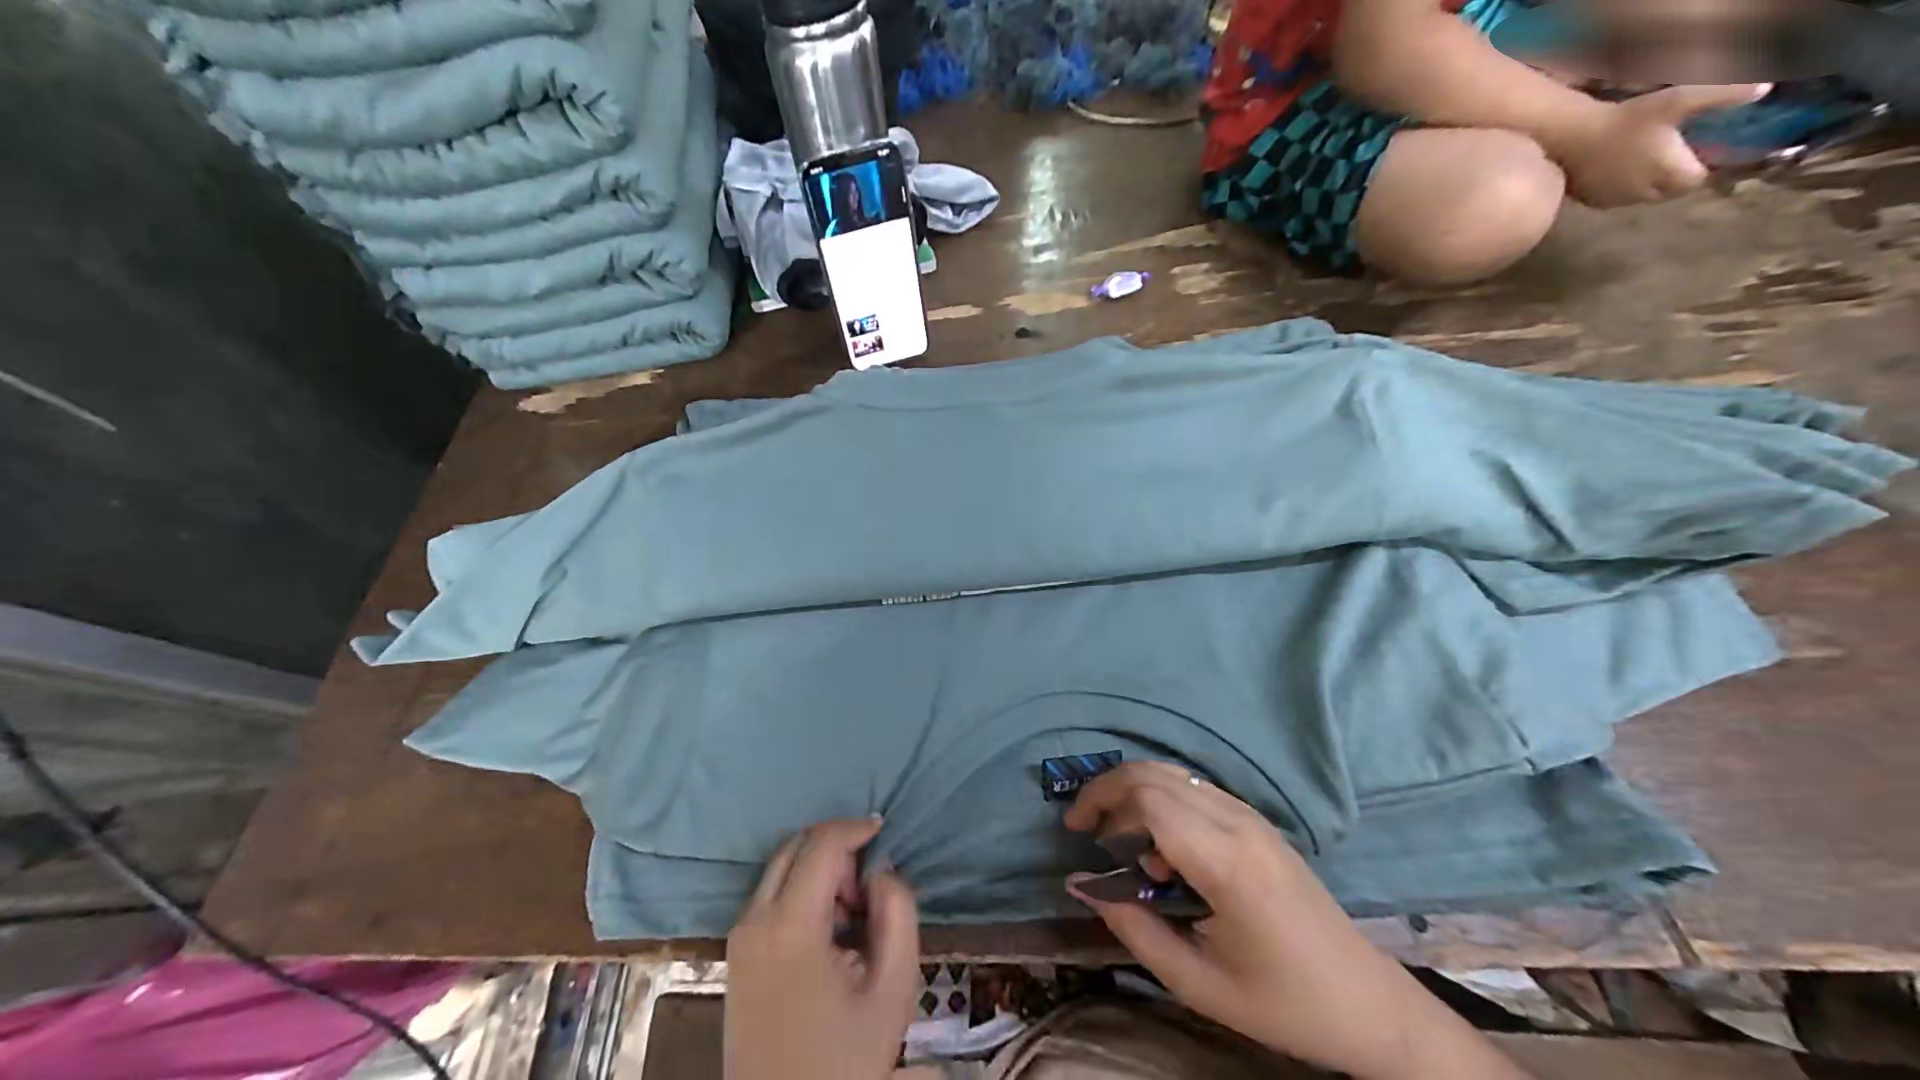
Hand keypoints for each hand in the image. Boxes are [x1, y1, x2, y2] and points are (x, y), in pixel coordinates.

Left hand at [725, 818, 918, 1079]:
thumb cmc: (845, 1060)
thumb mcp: (893, 988)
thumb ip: (898, 914)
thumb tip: (882, 871)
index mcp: (789, 927)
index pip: (821, 844)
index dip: (856, 828)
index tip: (886, 832)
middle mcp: (752, 920)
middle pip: (796, 847)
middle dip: (837, 849)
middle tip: (870, 889)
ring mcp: (738, 937)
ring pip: (782, 868)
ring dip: (820, 871)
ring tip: (853, 919)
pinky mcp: (736, 953)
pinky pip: (771, 895)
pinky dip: (803, 892)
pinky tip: (828, 934)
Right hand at [1063, 763, 1528, 1079]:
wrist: (1369, 1003)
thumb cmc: (1282, 1003)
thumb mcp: (1196, 981)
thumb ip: (1132, 926)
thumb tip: (1080, 882)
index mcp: (1227, 862)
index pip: (1149, 800)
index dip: (1103, 807)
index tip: (1078, 836)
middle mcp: (1239, 823)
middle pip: (1155, 774)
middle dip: (1108, 790)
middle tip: (1083, 826)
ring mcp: (1251, 816)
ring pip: (1173, 774)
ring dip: (1133, 791)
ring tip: (1113, 835)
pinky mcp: (1257, 821)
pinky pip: (1194, 788)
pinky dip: (1159, 799)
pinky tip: (1154, 842)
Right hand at [1547, 83, 1769, 206]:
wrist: (1570, 140)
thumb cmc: (1626, 122)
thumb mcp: (1680, 99)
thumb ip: (1724, 95)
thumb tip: (1765, 90)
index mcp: (1670, 173)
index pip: (1697, 181)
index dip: (1703, 168)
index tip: (1702, 155)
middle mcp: (1645, 193)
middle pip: (1670, 192)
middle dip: (1676, 179)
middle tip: (1674, 158)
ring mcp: (1616, 201)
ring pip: (1643, 197)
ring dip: (1649, 184)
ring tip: (1645, 165)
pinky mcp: (1592, 203)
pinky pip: (1617, 200)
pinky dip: (1623, 189)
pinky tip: (1618, 173)